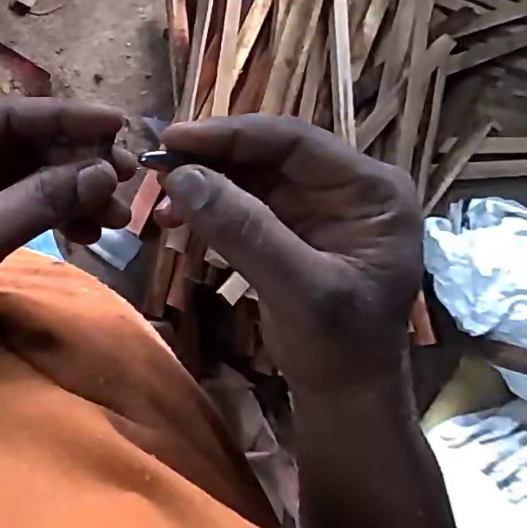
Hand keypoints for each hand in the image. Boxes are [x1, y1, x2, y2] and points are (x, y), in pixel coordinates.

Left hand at [0, 99, 136, 372]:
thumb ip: (37, 202)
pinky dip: (57, 214)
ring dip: (73, 190)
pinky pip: (24, 203)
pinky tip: (88, 232)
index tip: (118, 123)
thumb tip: (104, 172)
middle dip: (75, 160)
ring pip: (29, 174)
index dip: (65, 118)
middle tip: (128, 179)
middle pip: (22, 143)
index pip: (5, 117)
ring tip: (115, 216)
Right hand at [153, 114, 421, 391]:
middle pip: (265, 150)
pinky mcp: (284, 220)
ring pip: (244, 170)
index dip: (230, 134)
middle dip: (209, 156)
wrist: (344, 393)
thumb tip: (181, 176)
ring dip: (200, 178)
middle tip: (156, 162)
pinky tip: (173, 215)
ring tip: (160, 196)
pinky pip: (235, 195)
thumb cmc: (339, 347)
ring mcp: (312, 202)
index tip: (173, 137)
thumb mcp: (297, 289)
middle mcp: (342, 185)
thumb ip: (245, 231)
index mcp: (370, 190)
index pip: (293, 140)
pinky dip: (202, 202)